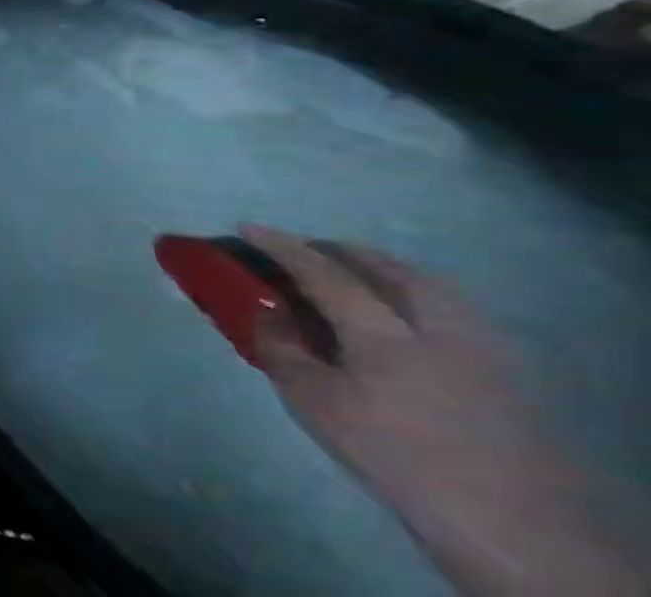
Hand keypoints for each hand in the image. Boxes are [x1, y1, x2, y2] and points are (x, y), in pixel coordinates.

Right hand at [243, 224, 640, 595]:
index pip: (323, 272)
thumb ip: (281, 349)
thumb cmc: (392, 456)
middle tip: (303, 250)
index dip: (281, 246)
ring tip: (349, 275)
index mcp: (384, 333)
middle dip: (339, 250)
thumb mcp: (315, 404)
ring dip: (379, 268)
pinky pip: (446, 308)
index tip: (247, 227)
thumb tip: (266, 311)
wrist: (505, 524)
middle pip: (385, 267)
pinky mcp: (500, 368)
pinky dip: (410, 294)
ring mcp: (476, 345)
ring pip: (424, 284)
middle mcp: (434, 325)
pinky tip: (396, 315)